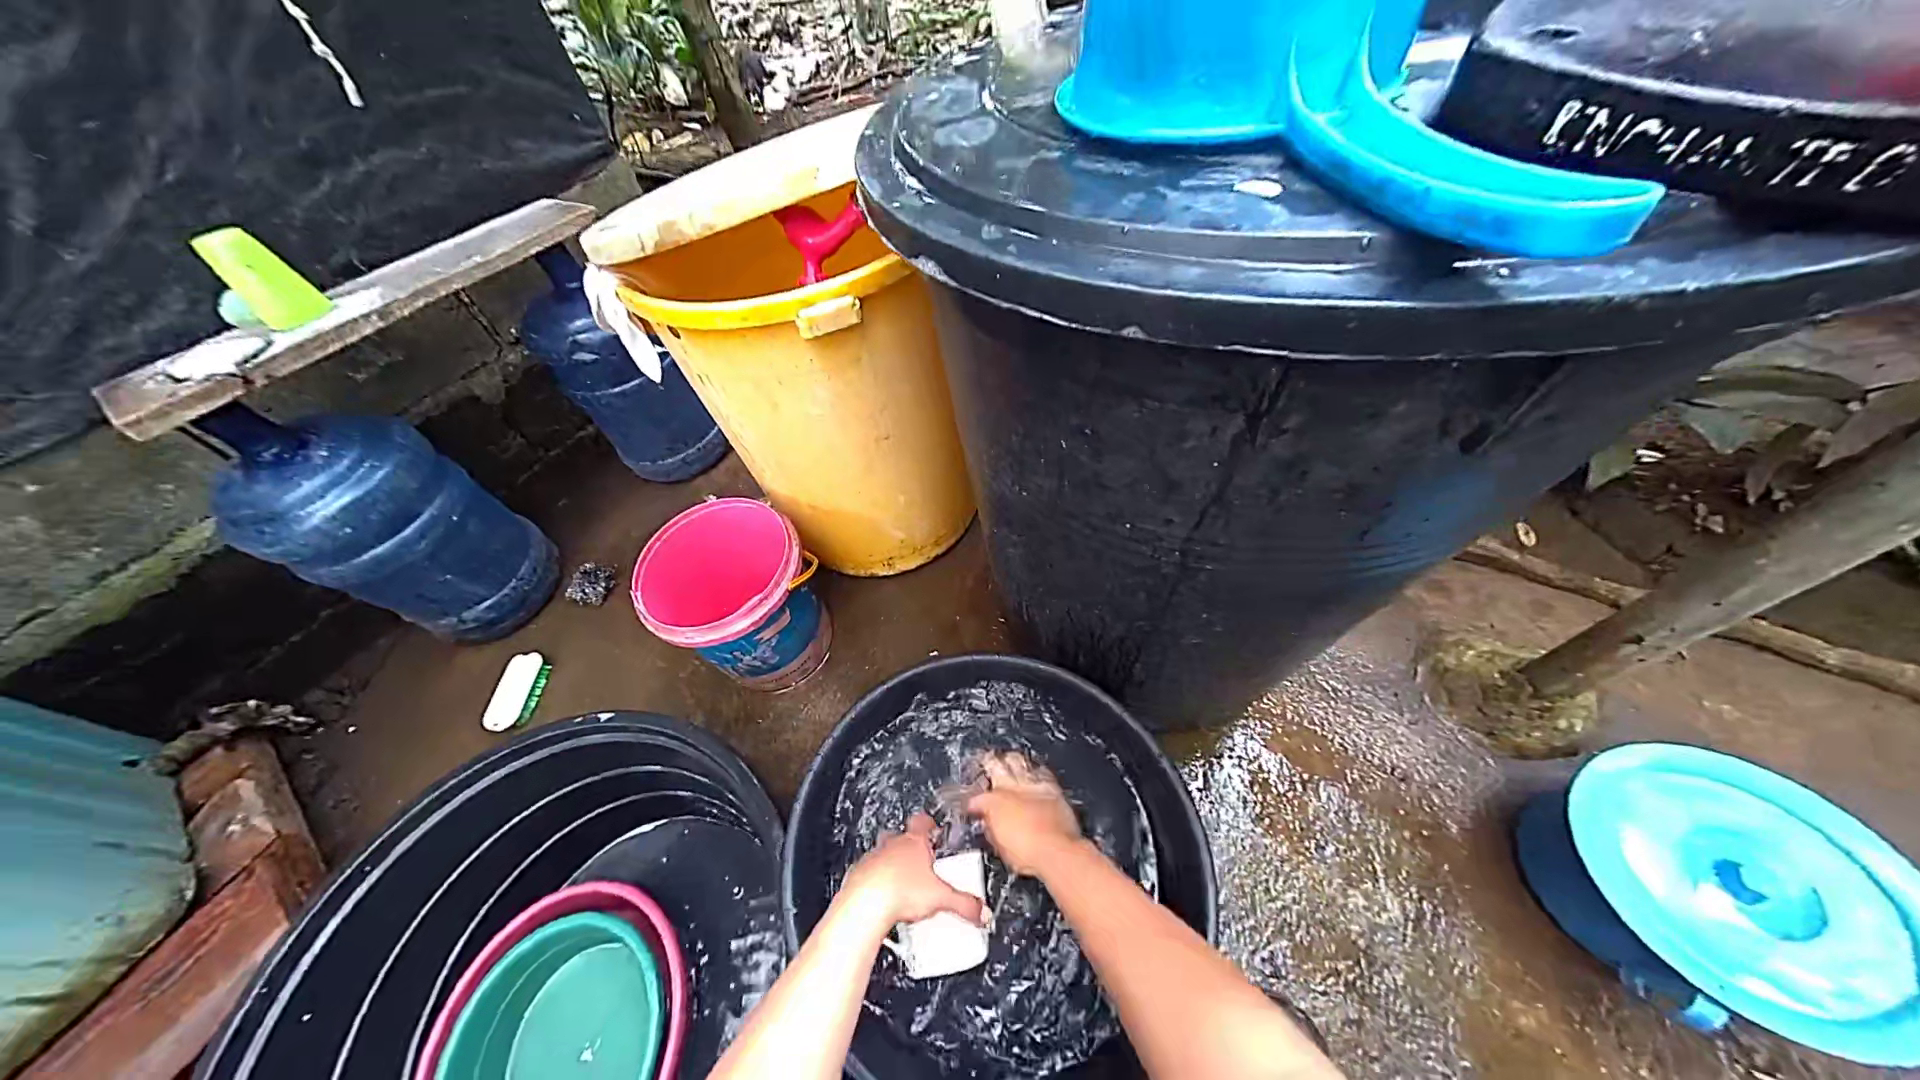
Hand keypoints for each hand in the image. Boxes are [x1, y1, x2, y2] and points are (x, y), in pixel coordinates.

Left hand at [840, 813, 985, 925]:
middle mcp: (892, 845)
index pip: (923, 822)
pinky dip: (876, 882)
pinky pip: (868, 874)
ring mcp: (873, 859)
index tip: (934, 828)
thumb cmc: (899, 891)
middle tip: (922, 862)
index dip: (929, 824)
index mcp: (914, 842)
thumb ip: (965, 903)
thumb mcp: (942, 898)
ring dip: (892, 865)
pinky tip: (884, 899)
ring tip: (903, 886)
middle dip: (911, 846)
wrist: (865, 905)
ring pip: (883, 854)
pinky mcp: (858, 876)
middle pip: (902, 837)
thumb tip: (981, 910)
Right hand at [968, 752, 1083, 876]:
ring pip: (1019, 761)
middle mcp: (1013, 788)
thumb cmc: (1029, 853)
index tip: (973, 803)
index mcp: (994, 802)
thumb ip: (992, 828)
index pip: (978, 795)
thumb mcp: (1000, 846)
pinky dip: (1036, 771)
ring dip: (1012, 760)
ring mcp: (1033, 786)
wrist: (1058, 853)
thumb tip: (989, 823)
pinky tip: (1035, 772)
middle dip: (989, 763)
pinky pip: (1042, 772)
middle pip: (996, 764)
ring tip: (1008, 760)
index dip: (973, 799)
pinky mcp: (1053, 790)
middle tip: (987, 763)